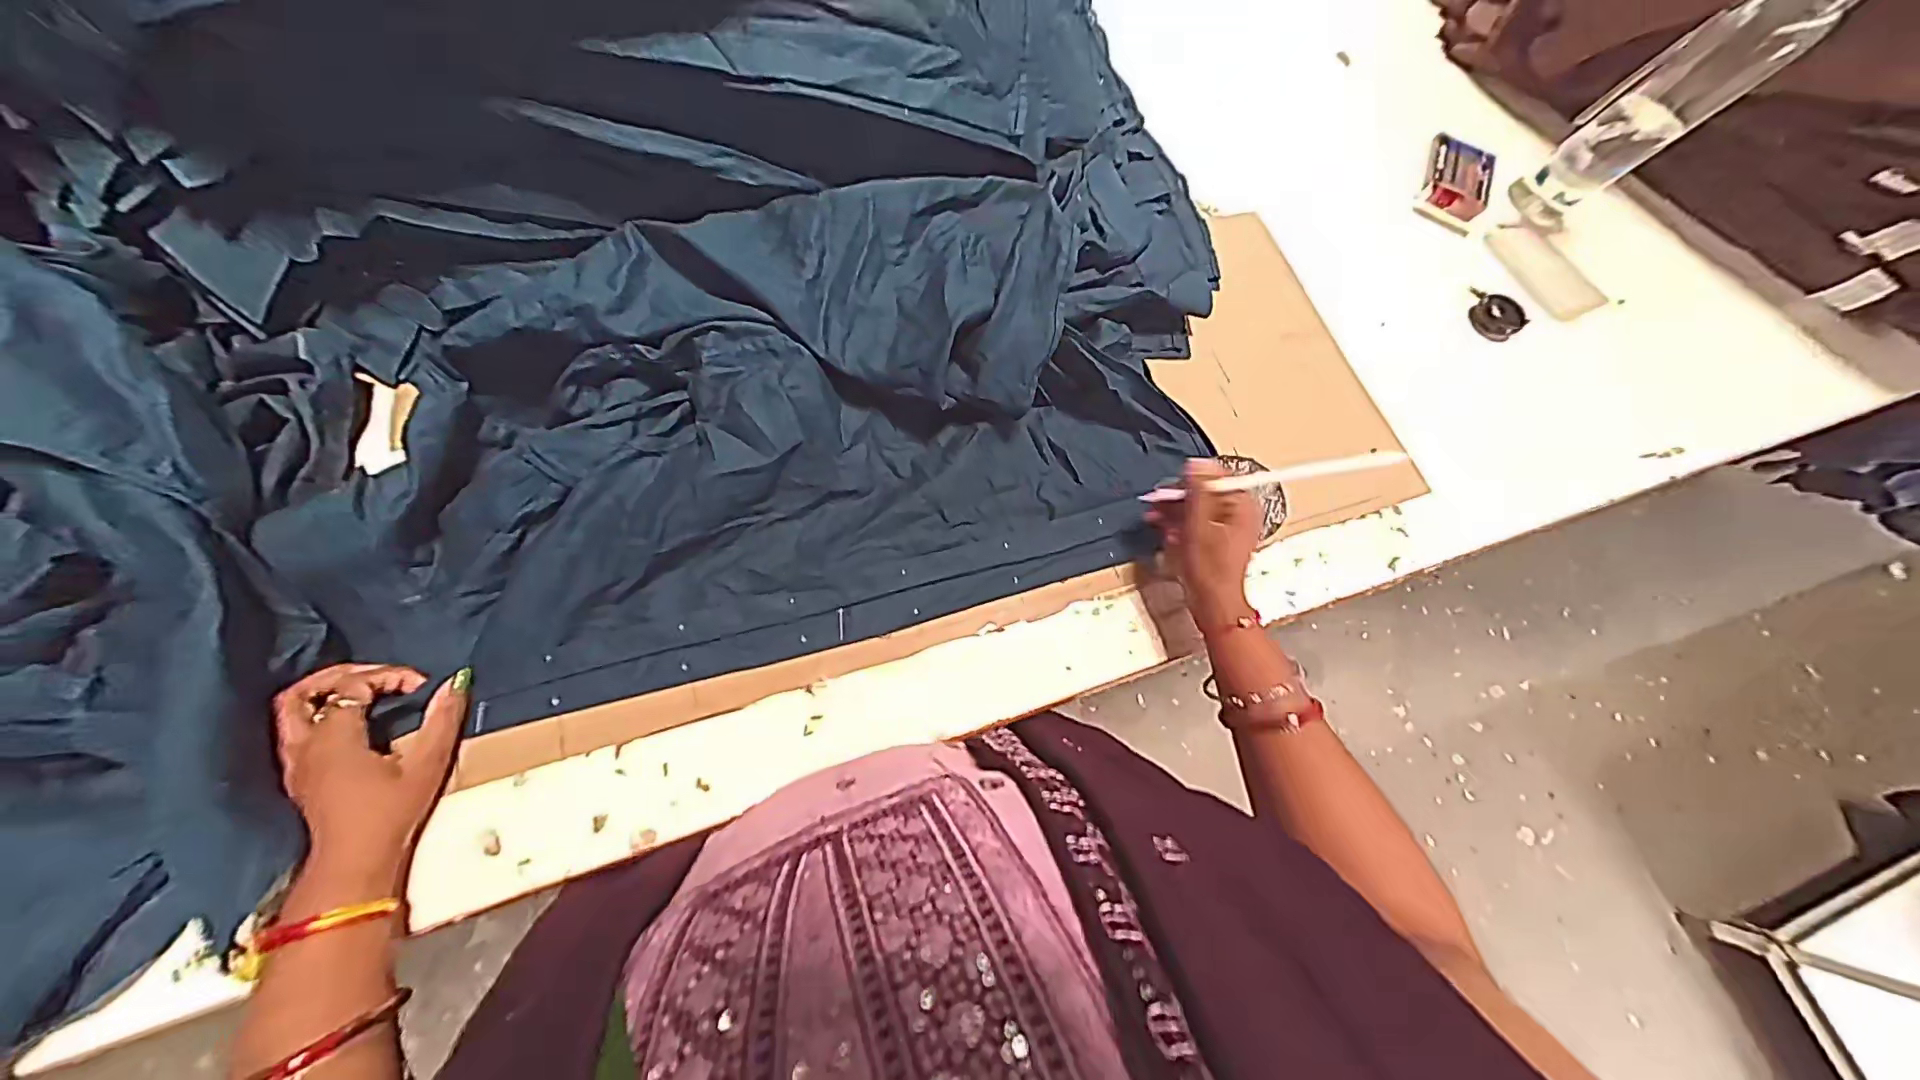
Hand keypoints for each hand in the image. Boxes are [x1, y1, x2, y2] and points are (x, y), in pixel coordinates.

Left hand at [272, 664, 469, 884]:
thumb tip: (456, 681)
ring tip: (366, 689)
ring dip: (327, 691)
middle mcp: (305, 746)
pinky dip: (323, 711)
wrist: (355, 860)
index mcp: (334, 739)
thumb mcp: (428, 763)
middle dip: (345, 674)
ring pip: (292, 710)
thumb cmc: (393, 812)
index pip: (352, 686)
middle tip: (383, 674)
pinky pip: (298, 728)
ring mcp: (296, 762)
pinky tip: (355, 719)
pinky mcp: (299, 774)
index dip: (389, 676)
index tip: (421, 685)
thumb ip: (443, 719)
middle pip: (303, 692)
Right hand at [1147, 458, 1261, 629]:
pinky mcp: (1217, 544)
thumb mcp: (1199, 524)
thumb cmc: (1210, 569)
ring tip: (1155, 518)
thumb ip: (1199, 491)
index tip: (1170, 488)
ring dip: (1176, 512)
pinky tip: (1168, 533)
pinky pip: (1198, 526)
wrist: (1212, 602)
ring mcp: (1228, 530)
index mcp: (1242, 506)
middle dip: (1179, 498)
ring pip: (1199, 510)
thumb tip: (1197, 463)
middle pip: (1206, 494)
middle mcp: (1239, 515)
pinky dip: (1182, 526)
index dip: (1191, 480)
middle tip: (1156, 503)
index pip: (1217, 478)